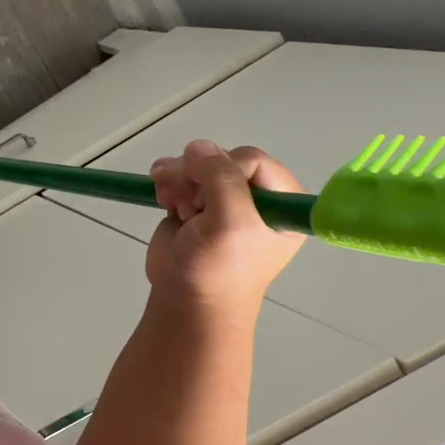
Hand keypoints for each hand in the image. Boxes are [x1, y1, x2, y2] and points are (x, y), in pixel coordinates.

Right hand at [146, 140, 307, 316]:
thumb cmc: (219, 266)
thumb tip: (198, 146)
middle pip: (220, 159)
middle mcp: (254, 197)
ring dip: (177, 178)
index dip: (224, 169)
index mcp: (281, 202)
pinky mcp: (192, 204)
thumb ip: (221, 179)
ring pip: (195, 165)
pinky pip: (178, 176)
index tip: (207, 197)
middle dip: (195, 175)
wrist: (187, 298)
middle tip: (188, 204)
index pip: (252, 160)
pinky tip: (163, 198)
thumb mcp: (230, 222)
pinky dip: (166, 181)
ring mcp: (221, 200)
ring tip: (172, 202)